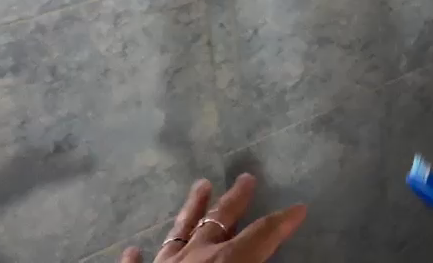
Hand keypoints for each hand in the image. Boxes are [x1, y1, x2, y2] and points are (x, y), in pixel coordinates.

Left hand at [122, 174, 306, 262]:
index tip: (300, 208)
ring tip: (201, 185)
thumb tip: (270, 255)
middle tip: (246, 177)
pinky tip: (132, 250)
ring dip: (192, 209)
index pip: (263, 234)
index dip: (284, 221)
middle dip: (235, 199)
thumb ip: (257, 262)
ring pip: (180, 230)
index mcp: (226, 262)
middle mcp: (196, 256)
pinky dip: (135, 260)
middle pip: (220, 219)